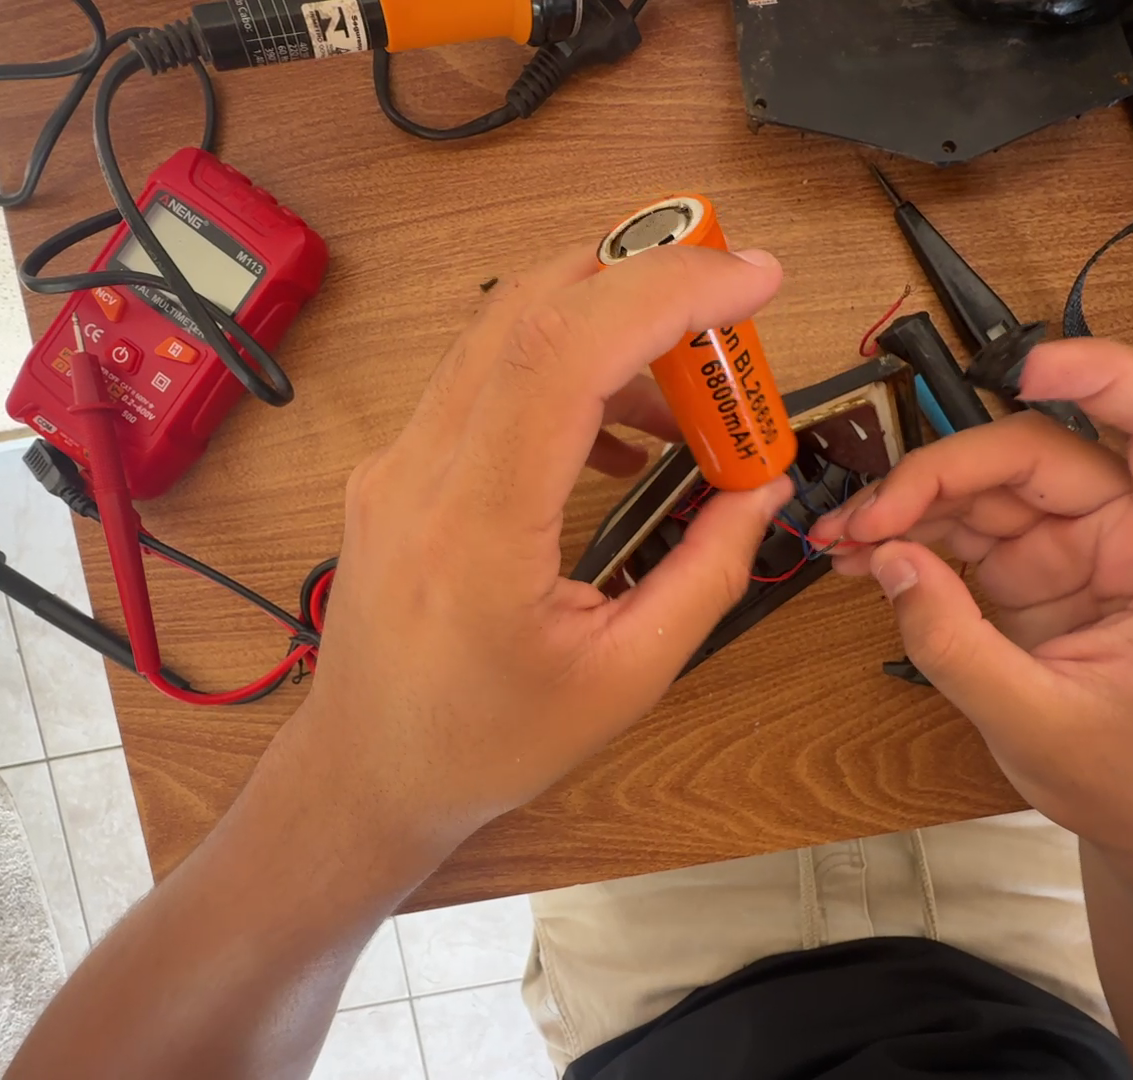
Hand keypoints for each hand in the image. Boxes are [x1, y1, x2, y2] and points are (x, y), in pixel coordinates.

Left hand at [299, 244, 793, 844]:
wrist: (370, 768)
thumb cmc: (489, 741)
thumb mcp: (625, 676)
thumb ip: (706, 570)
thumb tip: (761, 487)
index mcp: (476, 527)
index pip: (565, 352)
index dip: (666, 291)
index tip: (752, 280)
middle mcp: (419, 470)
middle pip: (529, 309)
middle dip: (645, 283)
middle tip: (728, 320)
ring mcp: (397, 461)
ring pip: (505, 333)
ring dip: (607, 332)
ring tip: (684, 401)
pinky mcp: (399, 466)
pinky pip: (486, 379)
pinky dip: (564, 374)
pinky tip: (614, 437)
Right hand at [809, 339, 1132, 856]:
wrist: (1132, 817)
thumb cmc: (1126, 776)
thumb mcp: (1038, 722)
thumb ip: (956, 645)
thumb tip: (889, 560)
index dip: (1111, 376)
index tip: (1023, 369)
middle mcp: (1131, 529)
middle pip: (1034, 453)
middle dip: (940, 474)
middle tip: (864, 521)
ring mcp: (1072, 543)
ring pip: (983, 484)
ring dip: (906, 502)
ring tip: (839, 538)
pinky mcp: (1024, 565)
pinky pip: (958, 526)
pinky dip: (905, 535)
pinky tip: (858, 556)